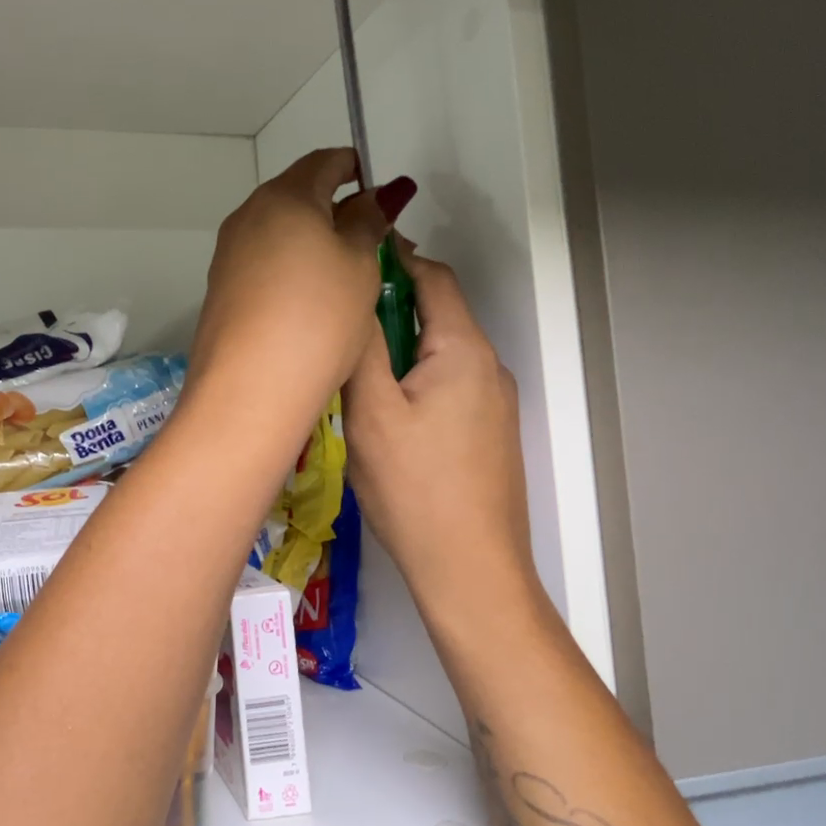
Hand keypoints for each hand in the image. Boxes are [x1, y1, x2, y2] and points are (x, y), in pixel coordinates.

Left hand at [189, 148, 414, 413]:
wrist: (249, 387)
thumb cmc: (317, 316)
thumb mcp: (359, 264)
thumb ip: (368, 222)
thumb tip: (377, 195)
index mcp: (284, 196)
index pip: (324, 162)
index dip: (356, 168)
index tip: (381, 192)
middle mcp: (248, 216)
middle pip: (298, 194)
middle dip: (336, 207)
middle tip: (374, 238)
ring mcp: (229, 253)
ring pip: (279, 231)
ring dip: (314, 240)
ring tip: (349, 273)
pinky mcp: (222, 289)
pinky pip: (264, 262)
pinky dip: (292, 266)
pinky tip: (313, 298)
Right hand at [343, 243, 536, 602]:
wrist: (470, 570)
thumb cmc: (415, 488)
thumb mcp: (370, 411)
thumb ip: (359, 347)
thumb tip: (350, 295)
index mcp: (463, 350)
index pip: (432, 278)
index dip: (394, 258)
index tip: (349, 255)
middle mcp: (487, 367)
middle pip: (436, 313)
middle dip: (388, 305)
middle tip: (334, 315)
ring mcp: (492, 403)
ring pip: (437, 352)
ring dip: (397, 344)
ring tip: (346, 361)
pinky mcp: (486, 433)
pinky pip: (445, 384)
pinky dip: (411, 376)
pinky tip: (378, 406)